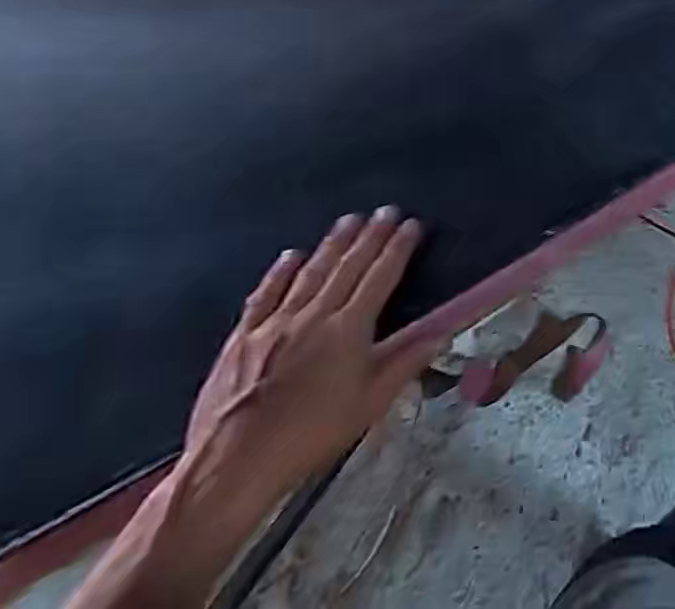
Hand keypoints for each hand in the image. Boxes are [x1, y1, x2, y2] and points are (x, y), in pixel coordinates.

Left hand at [67, 208, 439, 608]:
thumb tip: (442, 331)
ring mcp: (273, 325)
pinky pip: (264, 295)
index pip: (381, 277)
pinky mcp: (241, 339)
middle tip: (385, 210)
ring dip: (332, 244)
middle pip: (347, 266)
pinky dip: (279, 272)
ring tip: (348, 220)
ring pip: (309, 273)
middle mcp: (312, 317)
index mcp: (348, 330)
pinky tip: (291, 255)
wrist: (232, 464)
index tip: (412, 225)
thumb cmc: (312, 434)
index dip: (398, 248)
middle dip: (370, 236)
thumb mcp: (372, 402)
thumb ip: (406, 362)